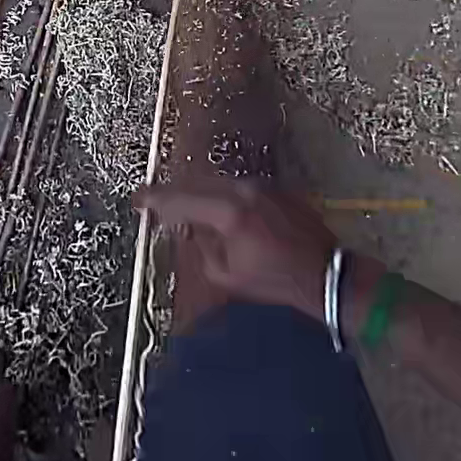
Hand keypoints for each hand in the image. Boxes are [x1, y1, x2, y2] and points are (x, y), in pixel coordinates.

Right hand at [132, 178, 340, 321]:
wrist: (323, 272)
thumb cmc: (273, 280)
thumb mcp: (226, 274)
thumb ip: (200, 246)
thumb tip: (187, 228)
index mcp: (228, 212)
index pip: (182, 199)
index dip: (156, 199)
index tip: (137, 199)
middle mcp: (241, 188)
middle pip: (196, 182)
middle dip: (173, 191)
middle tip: (154, 201)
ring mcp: (259, 184)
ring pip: (216, 180)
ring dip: (195, 190)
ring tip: (180, 204)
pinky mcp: (271, 186)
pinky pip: (234, 184)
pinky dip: (217, 192)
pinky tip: (212, 205)